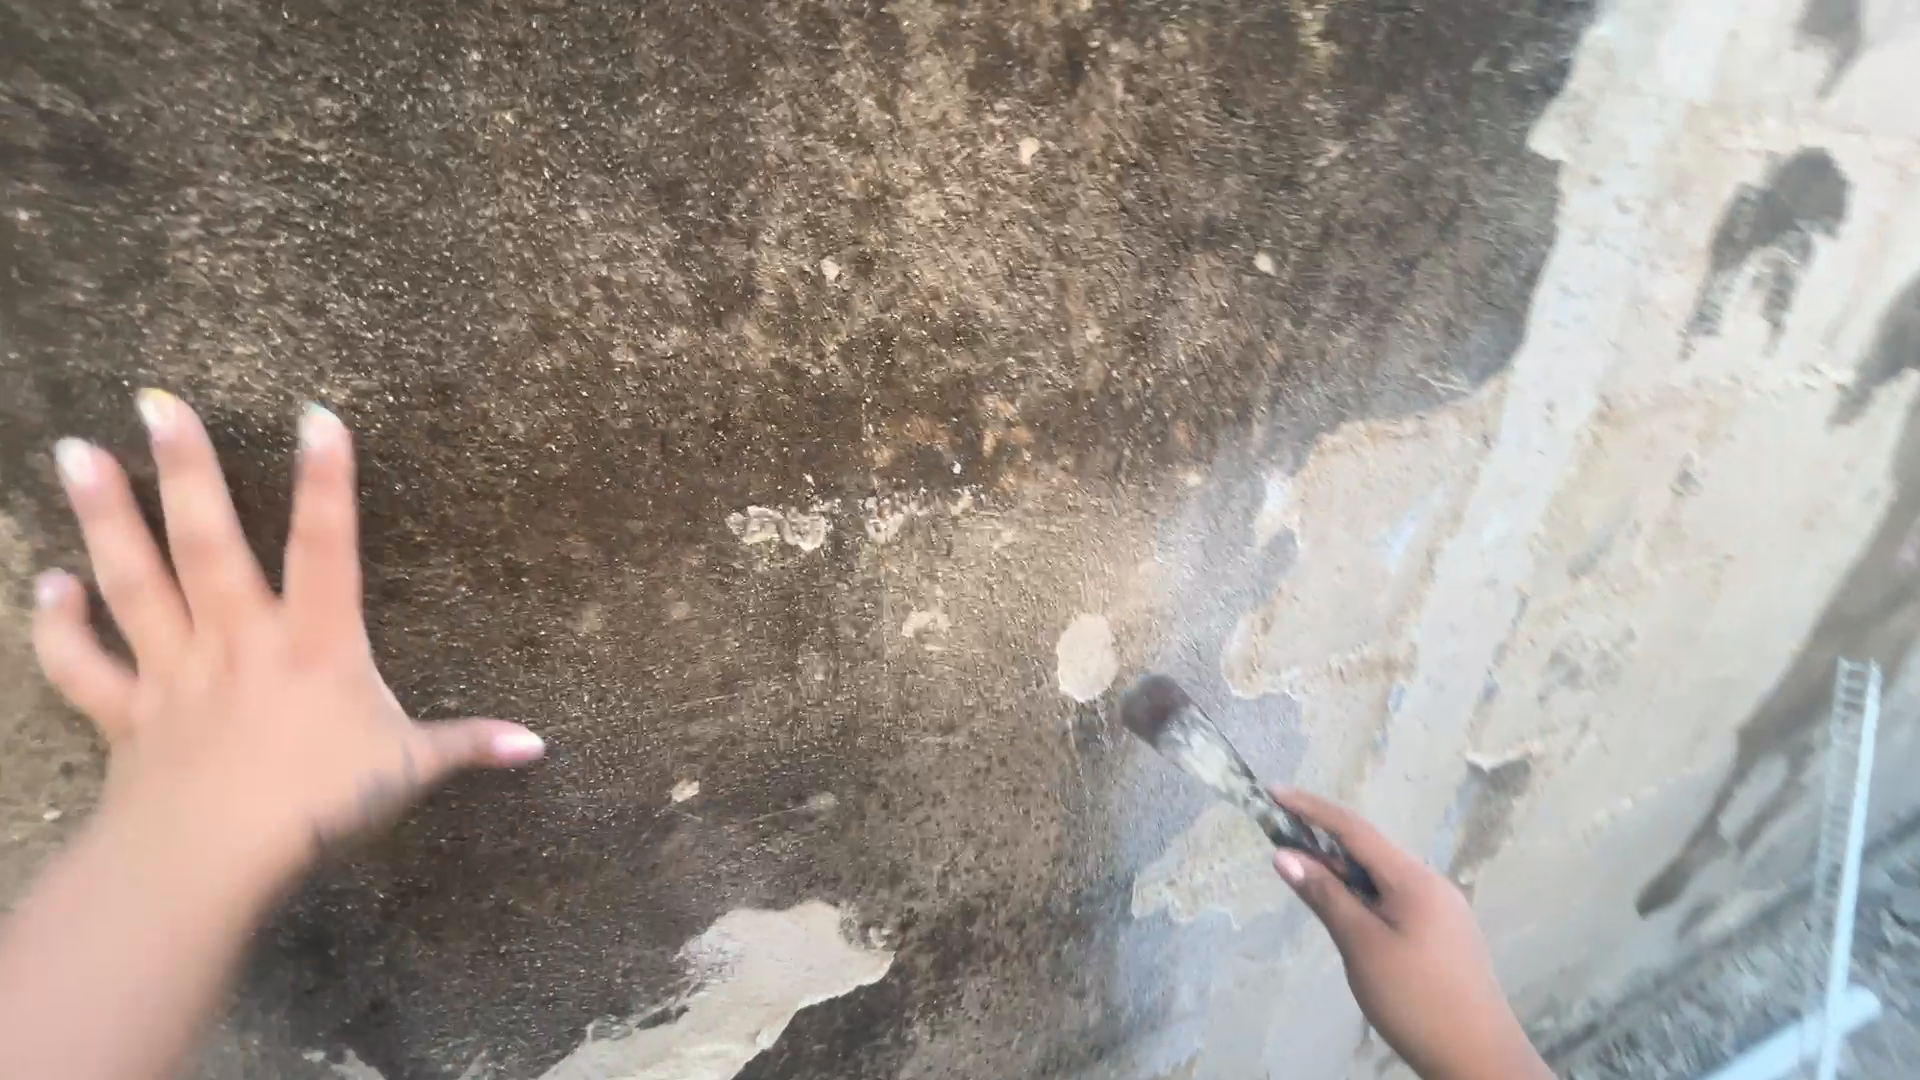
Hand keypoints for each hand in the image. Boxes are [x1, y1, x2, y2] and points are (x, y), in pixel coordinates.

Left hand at [32, 390, 545, 880]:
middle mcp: (243, 642)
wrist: (200, 867)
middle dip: (184, 471)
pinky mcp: (132, 714)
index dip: (326, 481)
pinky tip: (47, 583)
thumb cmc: (317, 806)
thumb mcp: (412, 768)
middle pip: (210, 545)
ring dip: (106, 518)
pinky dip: (59, 623)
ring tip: (76, 454)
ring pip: (136, 582)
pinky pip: (87, 663)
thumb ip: (473, 745)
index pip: (326, 547)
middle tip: (154, 403)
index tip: (317, 418)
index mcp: (317, 645)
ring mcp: (179, 673)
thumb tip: (540, 745)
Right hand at [1269, 789, 1550, 1079]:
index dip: (1310, 808)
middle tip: (1280, 842)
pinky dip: (1360, 891)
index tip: (1273, 792)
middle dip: (1321, 840)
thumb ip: (1323, 894)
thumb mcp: (1361, 945)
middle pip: (1367, 849)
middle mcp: (1431, 883)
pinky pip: (1391, 895)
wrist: (1485, 1066)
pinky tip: (1343, 908)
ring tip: (1304, 877)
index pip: (1353, 828)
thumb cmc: (1417, 1000)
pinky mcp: (1442, 931)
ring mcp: (1440, 908)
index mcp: (1414, 880)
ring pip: (1379, 874)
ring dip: (1340, 870)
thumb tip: (1284, 854)